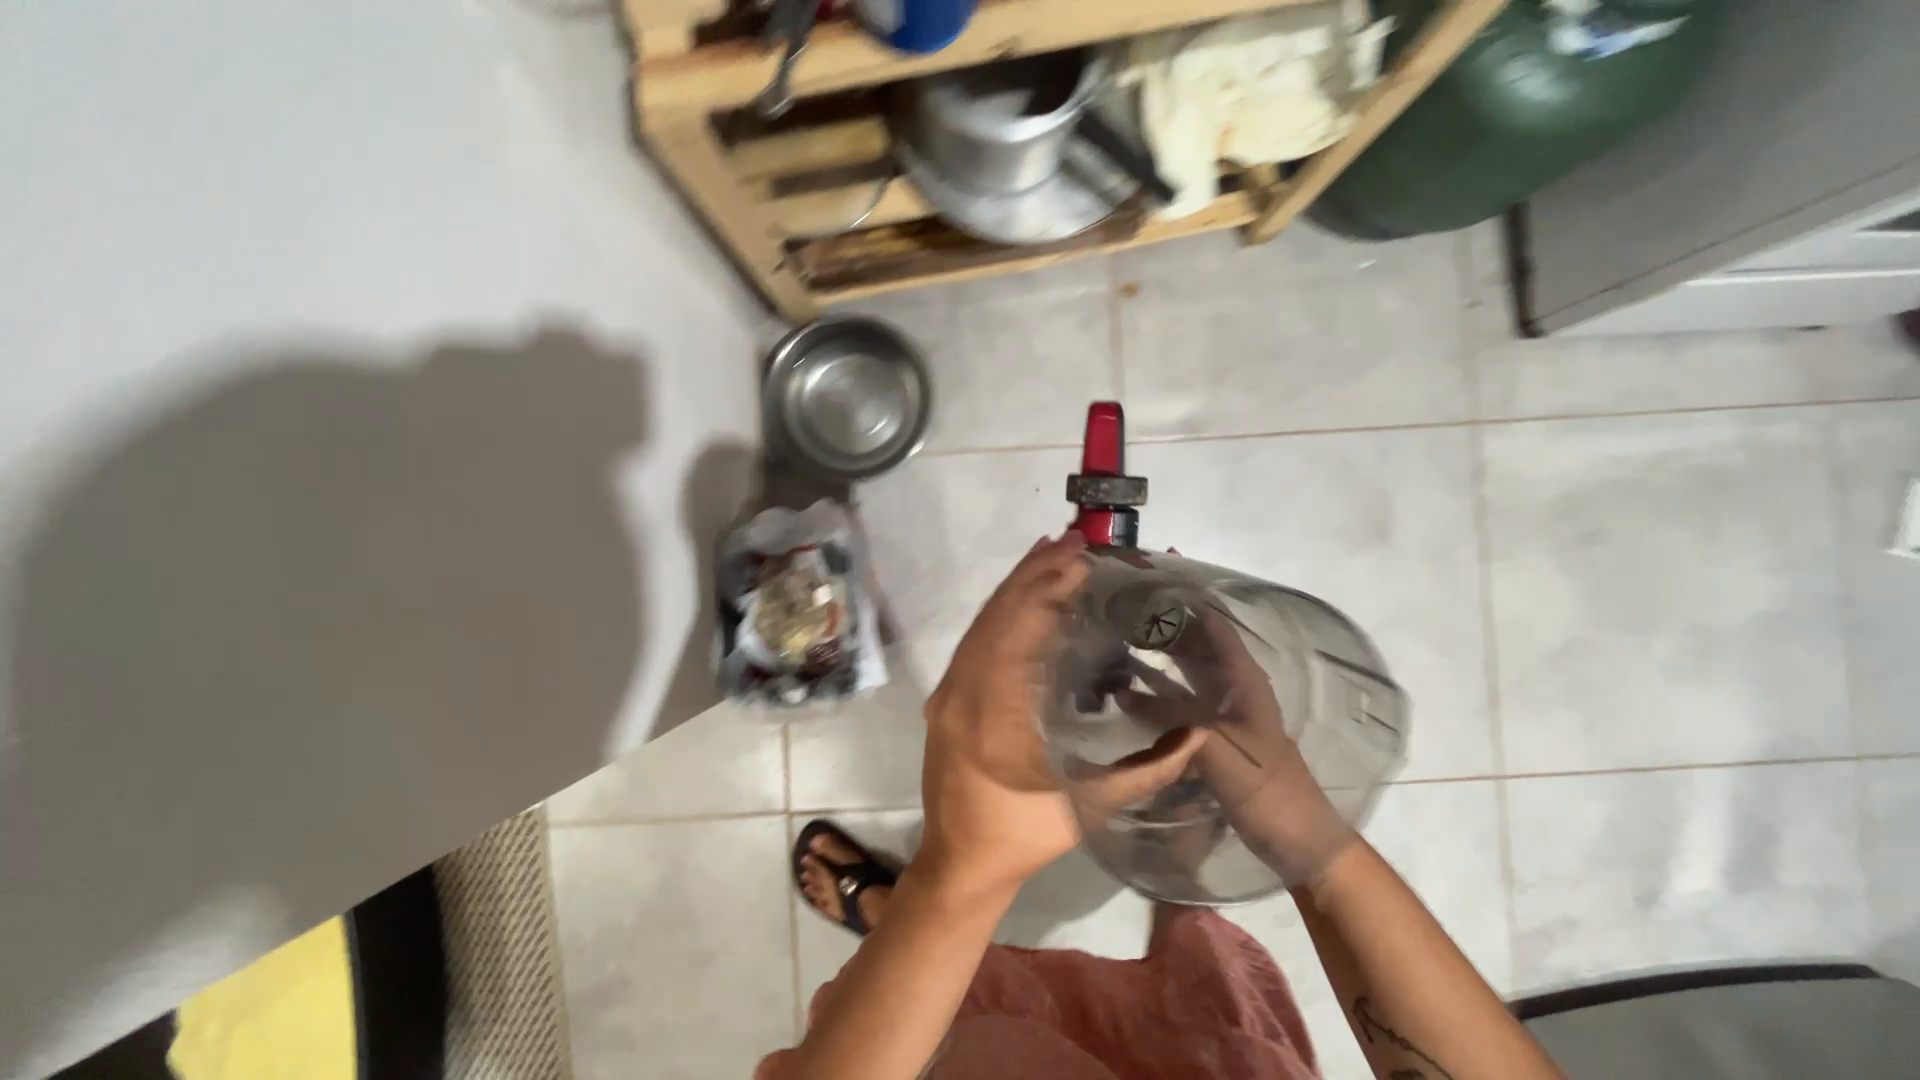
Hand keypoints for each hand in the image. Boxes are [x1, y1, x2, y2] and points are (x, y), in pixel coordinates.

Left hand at [915, 533, 1204, 897]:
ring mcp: (947, 693)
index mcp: (986, 711)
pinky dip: (1000, 614)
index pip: (1013, 630)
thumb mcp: (1086, 809)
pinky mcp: (947, 698)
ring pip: (980, 625)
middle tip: (1071, 541)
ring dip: (1015, 588)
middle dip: (1032, 574)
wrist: (960, 865)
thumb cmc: (1021, 838)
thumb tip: (1198, 736)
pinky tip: (1025, 600)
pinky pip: (974, 643)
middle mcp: (958, 691)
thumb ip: (1144, 771)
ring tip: (1051, 555)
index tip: (1077, 557)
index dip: (1044, 589)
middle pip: (994, 616)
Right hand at [1117, 605, 1355, 883]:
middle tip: (1119, 612)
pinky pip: (1180, 708)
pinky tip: (1128, 699)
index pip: (1215, 629)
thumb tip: (1124, 695)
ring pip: (1187, 678)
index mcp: (1245, 684)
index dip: (1187, 605)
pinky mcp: (1216, 742)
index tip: (1150, 584)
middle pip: (1197, 648)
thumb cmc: (1270, 794)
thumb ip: (1174, 722)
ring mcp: (1226, 718)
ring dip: (1158, 662)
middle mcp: (1235, 692)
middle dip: (1164, 628)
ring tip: (1116, 645)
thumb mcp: (1220, 753)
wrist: (1303, 843)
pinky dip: (1156, 698)